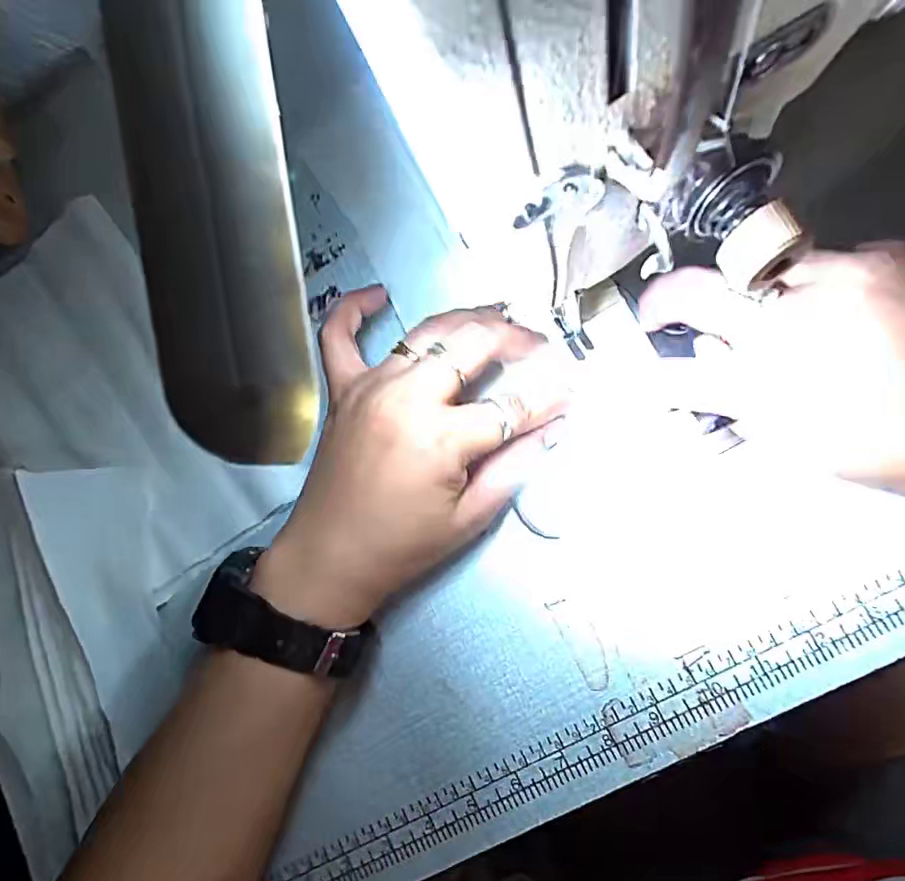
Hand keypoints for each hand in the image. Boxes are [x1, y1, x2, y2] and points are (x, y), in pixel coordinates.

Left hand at [253, 287, 567, 627]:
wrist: (331, 558)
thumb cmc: (406, 546)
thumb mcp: (471, 517)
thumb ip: (515, 467)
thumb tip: (551, 429)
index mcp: (441, 437)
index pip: (511, 405)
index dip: (548, 396)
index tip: (573, 387)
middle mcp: (406, 398)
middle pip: (473, 345)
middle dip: (516, 339)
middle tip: (542, 346)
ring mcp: (370, 386)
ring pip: (426, 331)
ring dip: (468, 319)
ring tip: (500, 318)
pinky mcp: (343, 389)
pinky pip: (340, 336)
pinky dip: (355, 310)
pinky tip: (379, 296)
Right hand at [636, 242, 904, 515]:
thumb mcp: (815, 450)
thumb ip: (756, 413)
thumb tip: (719, 384)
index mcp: (776, 393)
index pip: (684, 371)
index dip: (652, 364)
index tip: (641, 353)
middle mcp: (795, 327)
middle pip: (702, 291)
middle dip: (669, 299)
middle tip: (664, 307)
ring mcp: (843, 277)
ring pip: (771, 270)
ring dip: (770, 295)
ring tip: (813, 321)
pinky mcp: (890, 250)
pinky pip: (840, 260)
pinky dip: (841, 287)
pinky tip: (877, 316)